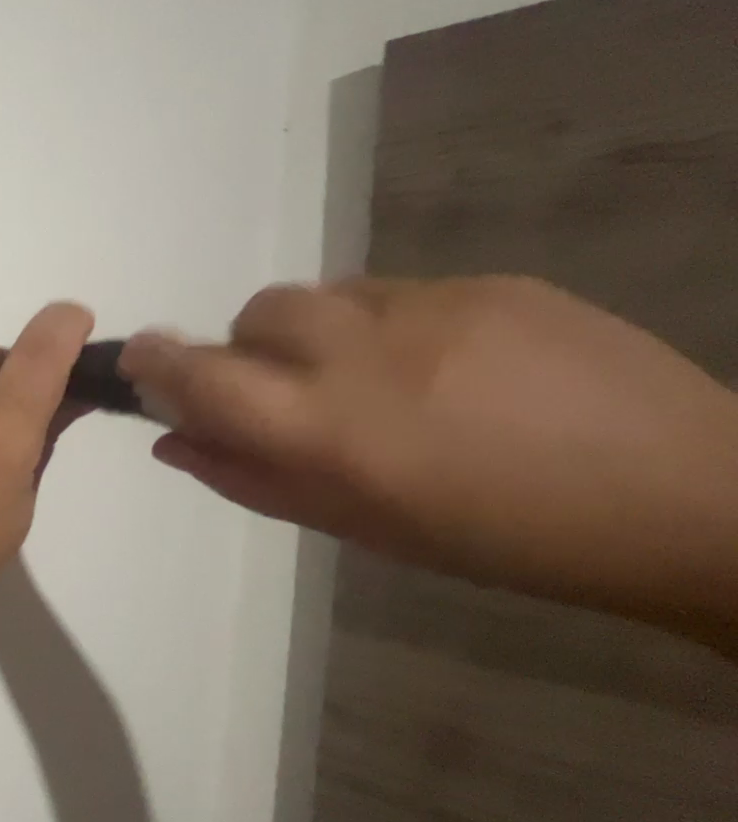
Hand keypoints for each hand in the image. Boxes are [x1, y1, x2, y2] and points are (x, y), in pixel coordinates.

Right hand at [119, 275, 737, 609]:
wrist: (684, 498)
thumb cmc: (495, 538)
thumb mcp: (355, 527)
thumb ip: (249, 478)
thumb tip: (172, 440)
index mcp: (324, 430)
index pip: (200, 374)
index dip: (155, 360)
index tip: (138, 358)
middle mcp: (361, 355)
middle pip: (256, 315)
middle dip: (244, 345)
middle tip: (284, 387)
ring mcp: (430, 308)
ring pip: (323, 296)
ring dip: (313, 331)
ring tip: (369, 376)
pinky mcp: (489, 283)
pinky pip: (396, 291)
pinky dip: (385, 324)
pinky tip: (443, 366)